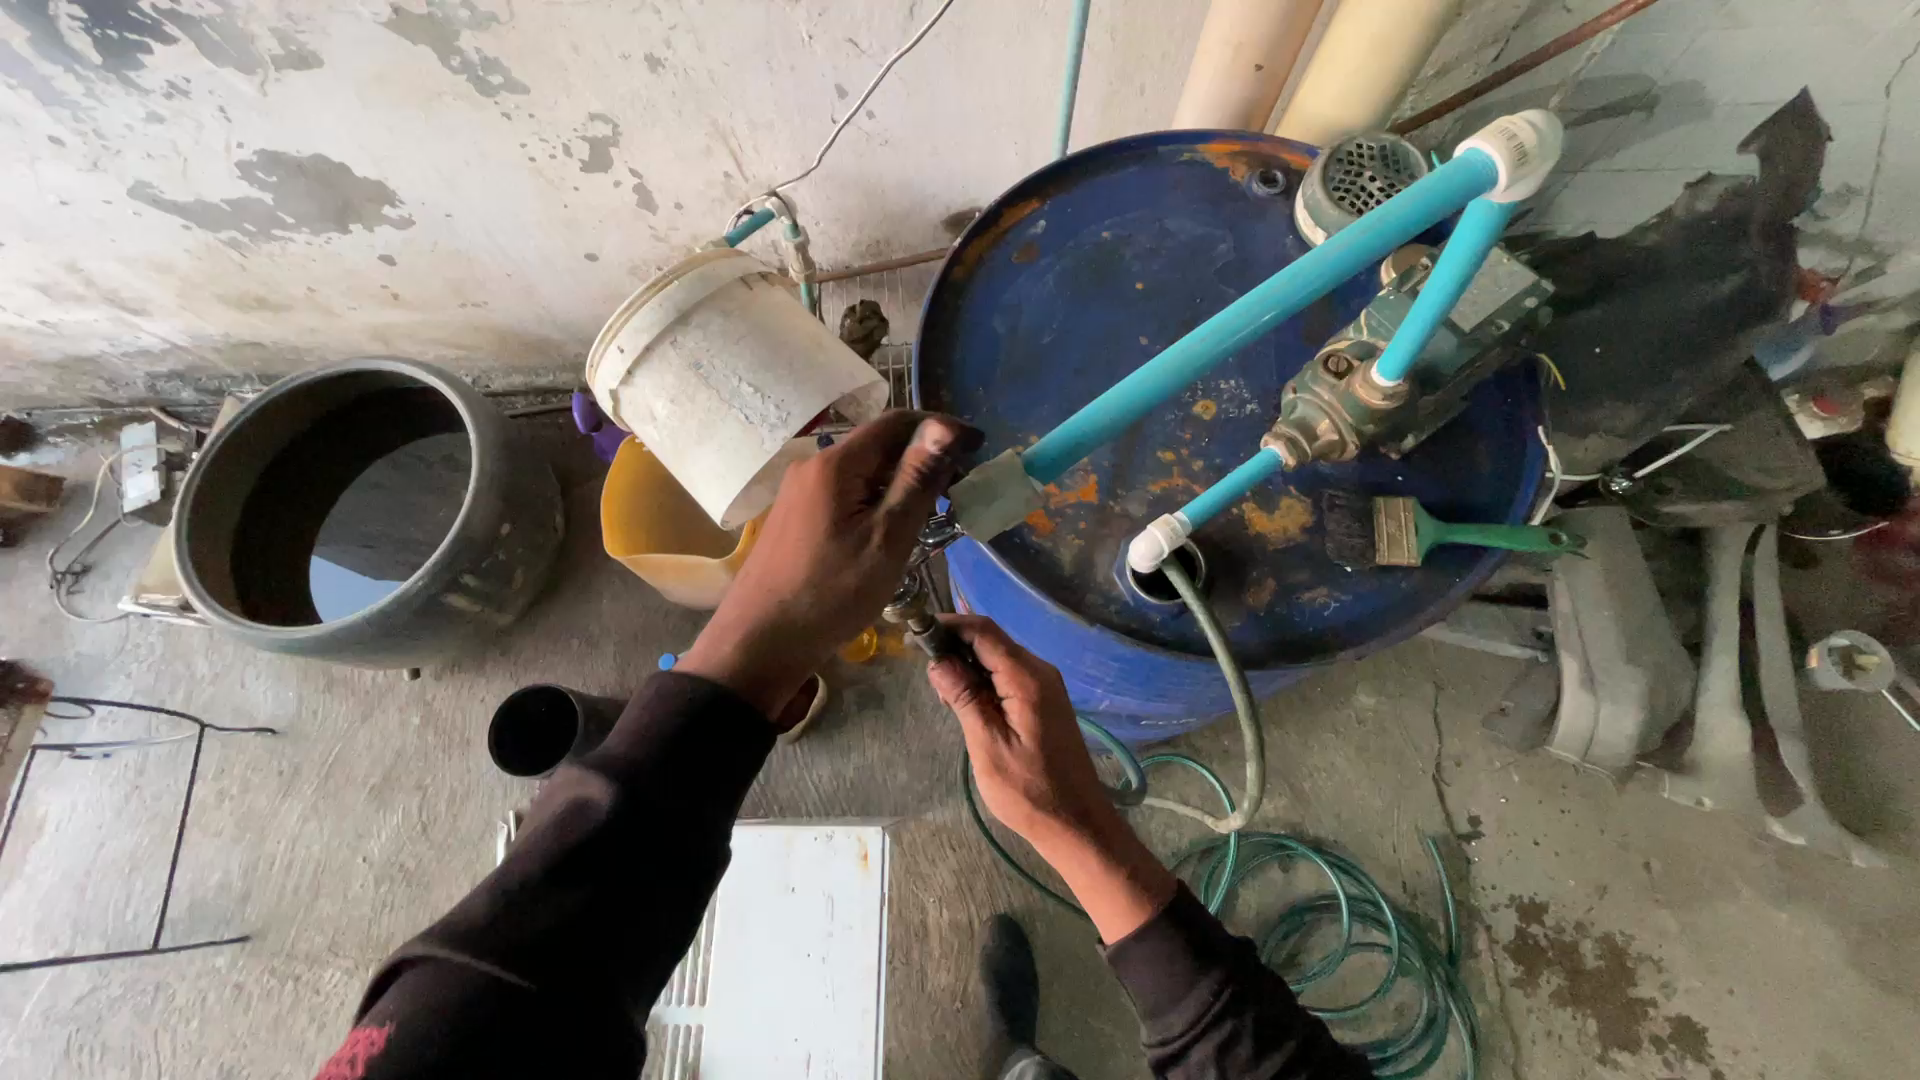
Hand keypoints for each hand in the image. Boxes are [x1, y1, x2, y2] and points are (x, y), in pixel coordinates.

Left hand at [677, 410, 981, 720]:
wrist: (760, 640)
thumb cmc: (830, 594)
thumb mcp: (886, 539)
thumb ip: (916, 481)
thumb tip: (945, 428)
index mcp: (836, 465)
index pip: (897, 423)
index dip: (941, 427)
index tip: (977, 447)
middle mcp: (814, 465)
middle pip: (879, 444)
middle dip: (924, 457)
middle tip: (961, 487)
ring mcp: (801, 490)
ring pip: (864, 471)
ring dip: (902, 481)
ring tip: (935, 511)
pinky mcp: (798, 514)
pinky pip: (847, 491)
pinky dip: (878, 499)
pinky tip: (895, 527)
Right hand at [928, 615, 1177, 940]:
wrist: (1076, 823)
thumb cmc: (1029, 790)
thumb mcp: (988, 745)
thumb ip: (964, 698)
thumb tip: (938, 661)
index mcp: (1027, 678)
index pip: (983, 631)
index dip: (948, 625)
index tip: (916, 632)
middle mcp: (1040, 671)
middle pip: (991, 639)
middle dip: (955, 645)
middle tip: (924, 668)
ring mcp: (1045, 685)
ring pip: (998, 656)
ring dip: (967, 664)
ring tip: (941, 690)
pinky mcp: (1043, 700)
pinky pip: (1008, 674)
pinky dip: (983, 679)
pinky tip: (965, 700)